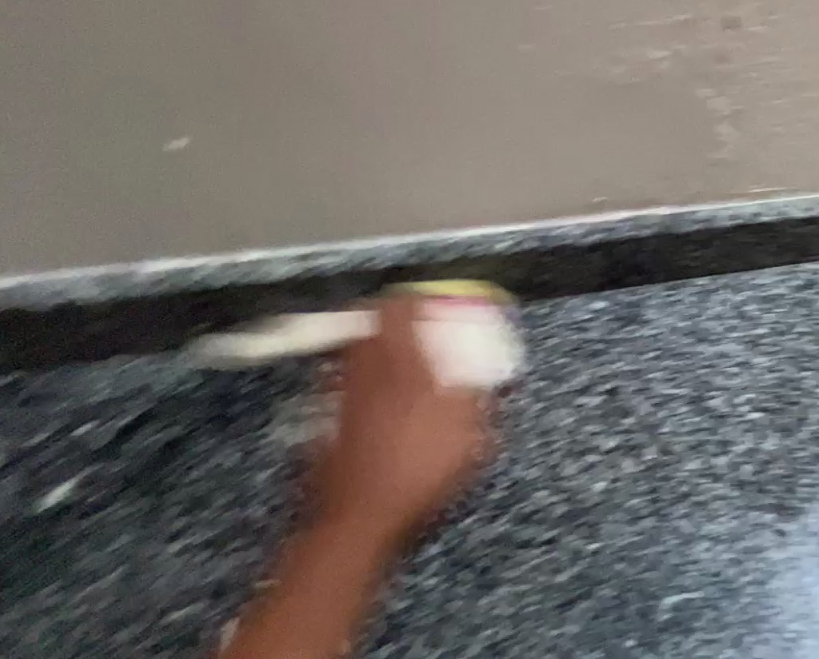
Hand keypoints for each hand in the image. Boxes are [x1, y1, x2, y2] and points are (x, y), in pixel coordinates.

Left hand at [306, 295, 493, 548]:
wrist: (358, 524)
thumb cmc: (420, 474)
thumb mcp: (471, 435)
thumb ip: (480, 400)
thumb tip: (495, 378)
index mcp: (405, 369)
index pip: (399, 315)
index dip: (410, 299)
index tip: (423, 295)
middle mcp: (367, 377)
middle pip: (365, 330)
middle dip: (381, 317)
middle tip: (399, 315)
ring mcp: (339, 403)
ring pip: (348, 357)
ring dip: (365, 345)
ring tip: (384, 348)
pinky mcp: (323, 430)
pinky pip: (338, 388)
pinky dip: (353, 380)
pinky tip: (366, 397)